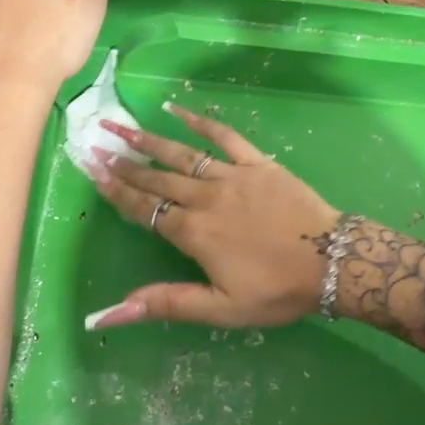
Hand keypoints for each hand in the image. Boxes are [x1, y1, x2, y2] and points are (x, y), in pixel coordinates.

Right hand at [83, 105, 340, 328]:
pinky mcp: (258, 163)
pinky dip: (200, 122)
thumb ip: (165, 304)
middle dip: (124, 164)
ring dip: (150, 141)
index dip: (117, 191)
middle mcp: (207, 198)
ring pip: (183, 154)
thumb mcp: (220, 309)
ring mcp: (233, 176)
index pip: (146, 209)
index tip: (93, 171)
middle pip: (158, 179)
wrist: (331, 260)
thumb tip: (108, 314)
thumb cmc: (276, 290)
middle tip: (95, 145)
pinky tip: (178, 110)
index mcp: (194, 234)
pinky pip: (225, 137)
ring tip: (122, 127)